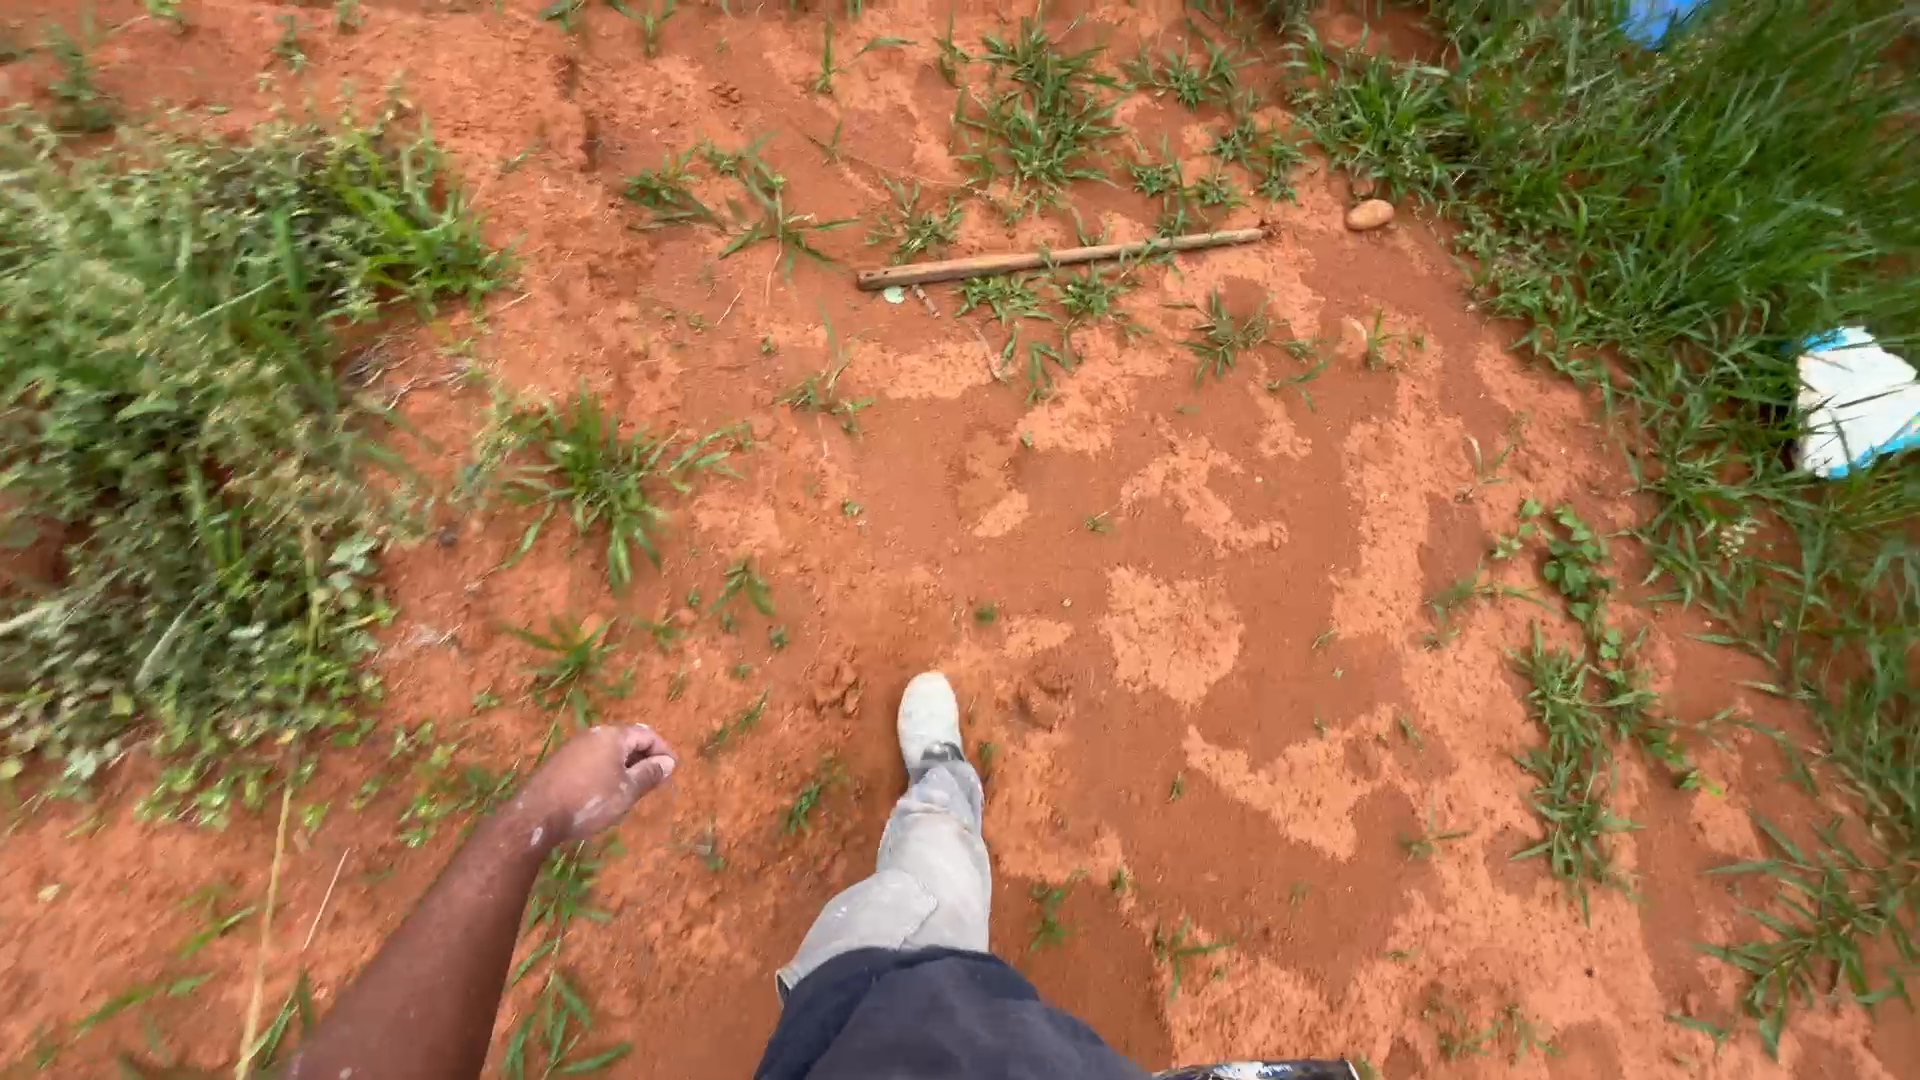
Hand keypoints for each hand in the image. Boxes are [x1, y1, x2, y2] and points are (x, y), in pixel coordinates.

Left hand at [516, 725, 676, 844]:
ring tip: (631, 788)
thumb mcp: (628, 790)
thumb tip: (668, 763)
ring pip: (608, 751)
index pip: (647, 735)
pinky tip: (604, 791)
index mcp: (613, 735)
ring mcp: (573, 747)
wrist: (535, 817)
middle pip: (627, 740)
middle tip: (654, 779)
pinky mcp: (558, 763)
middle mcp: (593, 734)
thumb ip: (650, 773)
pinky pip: (592, 760)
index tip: (672, 769)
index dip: (663, 751)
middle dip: (644, 758)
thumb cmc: (590, 800)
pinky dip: (605, 770)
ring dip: (624, 766)